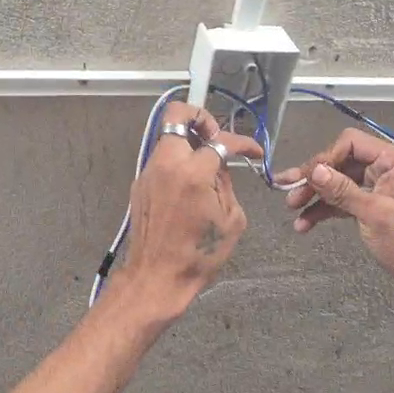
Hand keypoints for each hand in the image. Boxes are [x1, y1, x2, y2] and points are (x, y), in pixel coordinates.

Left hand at [118, 101, 263, 314]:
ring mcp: (148, 171)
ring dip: (189, 140)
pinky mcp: (140, 183)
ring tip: (206, 164)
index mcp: (192, 172)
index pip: (220, 140)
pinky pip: (161, 159)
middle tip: (216, 138)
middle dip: (201, 119)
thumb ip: (226, 184)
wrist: (155, 278)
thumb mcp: (231, 221)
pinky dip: (178, 161)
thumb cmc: (198, 256)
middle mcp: (166, 163)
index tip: (253, 151)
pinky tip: (190, 184)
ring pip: (168, 136)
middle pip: (176, 114)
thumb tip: (219, 166)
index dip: (242, 142)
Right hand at [277, 127, 393, 290]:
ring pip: (339, 183)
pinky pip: (344, 201)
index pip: (351, 143)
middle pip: (341, 163)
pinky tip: (306, 224)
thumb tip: (312, 170)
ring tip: (292, 210)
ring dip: (316, 196)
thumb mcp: (374, 214)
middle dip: (315, 179)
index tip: (305, 177)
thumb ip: (342, 189)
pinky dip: (326, 210)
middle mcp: (387, 169)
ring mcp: (380, 188)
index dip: (326, 158)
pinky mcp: (374, 207)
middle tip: (287, 191)